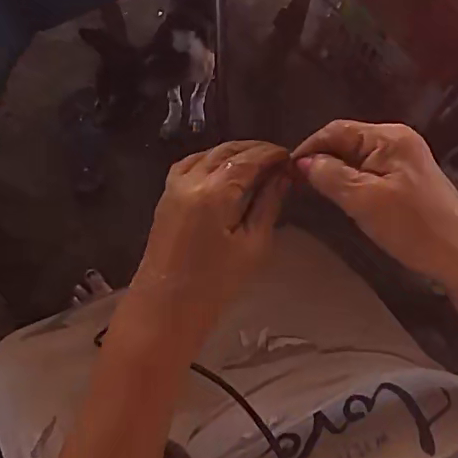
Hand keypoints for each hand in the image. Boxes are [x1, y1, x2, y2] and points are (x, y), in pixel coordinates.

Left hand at [119, 140, 292, 355]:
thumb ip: (268, 204)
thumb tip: (282, 176)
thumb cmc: (215, 284)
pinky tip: (224, 169)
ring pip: (206, 154)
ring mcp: (173, 186)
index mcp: (214, 192)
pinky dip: (210, 159)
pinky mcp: (165, 195)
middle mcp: (190, 180)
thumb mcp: (253, 245)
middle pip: (226, 151)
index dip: (272, 154)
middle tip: (279, 160)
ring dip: (232, 153)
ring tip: (257, 164)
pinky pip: (189, 164)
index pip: (248, 159)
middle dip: (254, 150)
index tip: (291, 157)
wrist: (165, 306)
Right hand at [292, 120, 457, 283]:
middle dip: (321, 161)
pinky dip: (351, 183)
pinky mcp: (407, 180)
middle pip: (345, 142)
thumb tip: (303, 162)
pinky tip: (344, 201)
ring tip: (316, 194)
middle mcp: (397, 141)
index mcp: (389, 137)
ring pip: (356, 159)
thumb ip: (329, 175)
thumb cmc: (412, 226)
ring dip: (335, 174)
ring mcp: (404, 160)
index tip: (287, 172)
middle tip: (298, 186)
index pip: (335, 130)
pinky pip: (369, 173)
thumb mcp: (362, 199)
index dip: (308, 148)